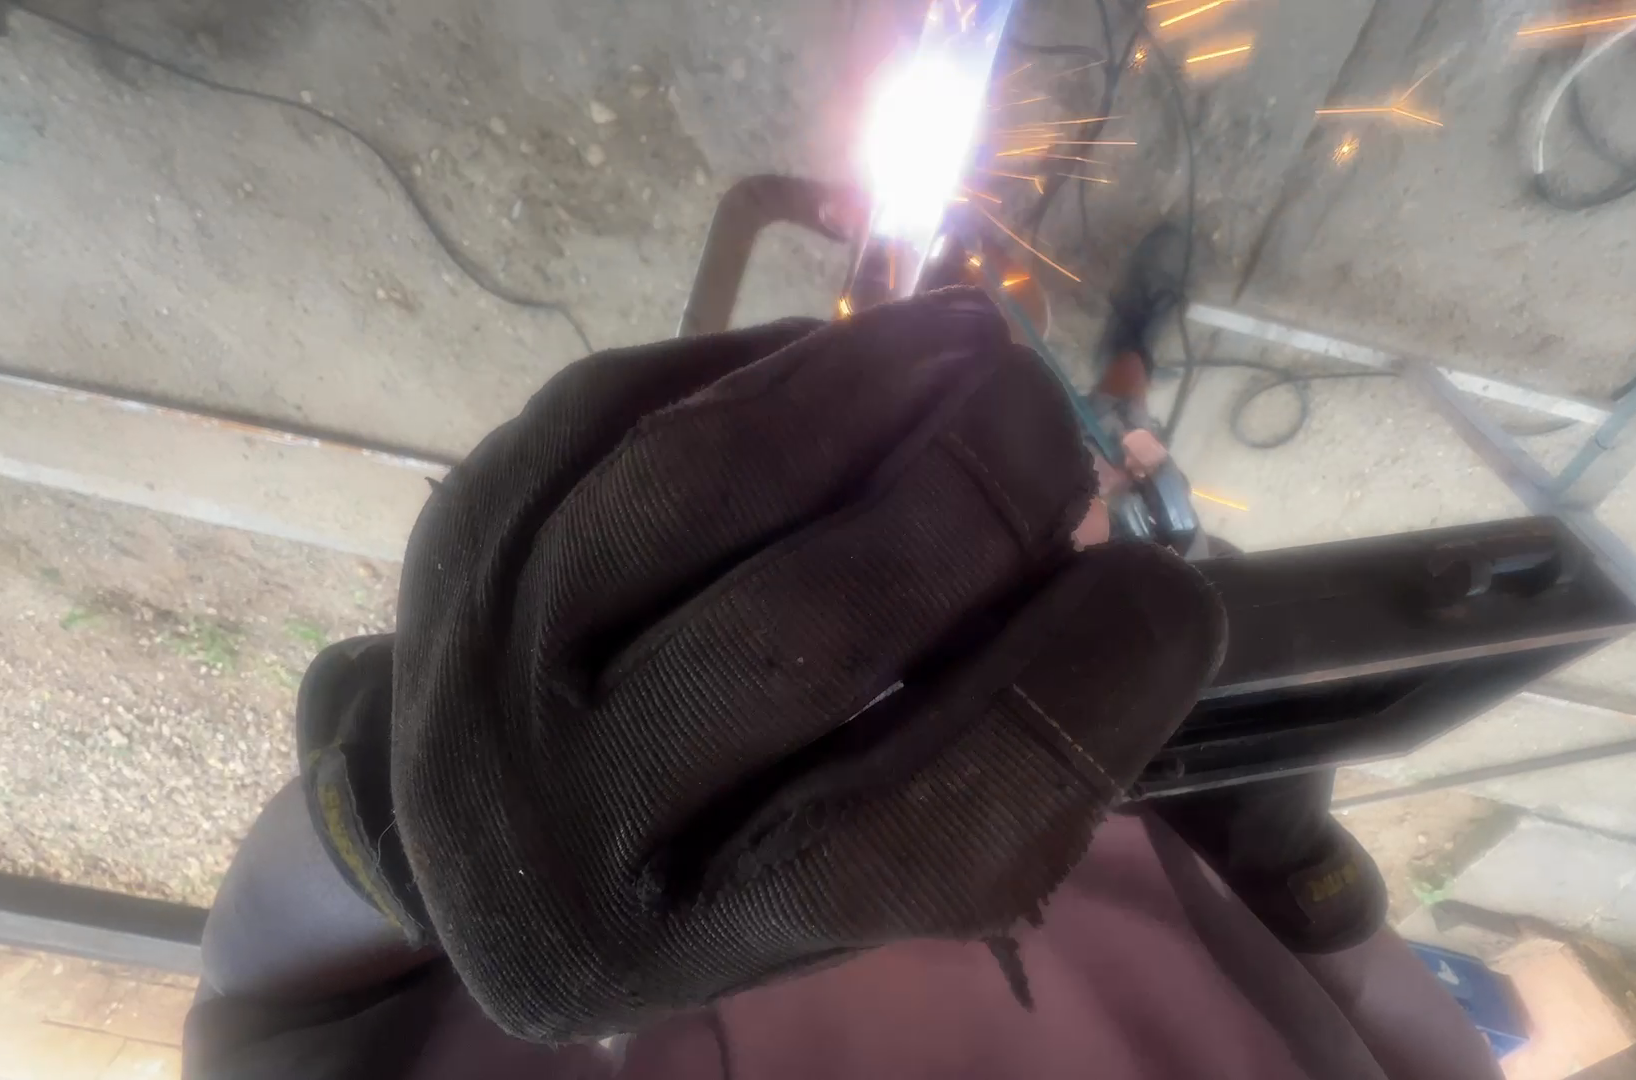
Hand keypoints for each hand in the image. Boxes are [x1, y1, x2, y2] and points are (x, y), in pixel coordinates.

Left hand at [379, 289, 1221, 1040]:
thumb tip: (1127, 602)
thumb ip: (996, 765)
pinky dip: (764, 361)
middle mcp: (574, 821)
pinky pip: (626, 400)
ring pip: (712, 478)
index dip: (1086, 693)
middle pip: (818, 626)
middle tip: (1054, 420)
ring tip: (975, 344)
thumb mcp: (858, 854)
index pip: (926, 834)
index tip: (1171, 594)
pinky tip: (843, 356)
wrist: (507, 807)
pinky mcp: (463, 533)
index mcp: (707, 932)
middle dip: (981, 494)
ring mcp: (491, 663)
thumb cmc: (723, 832)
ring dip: (878, 382)